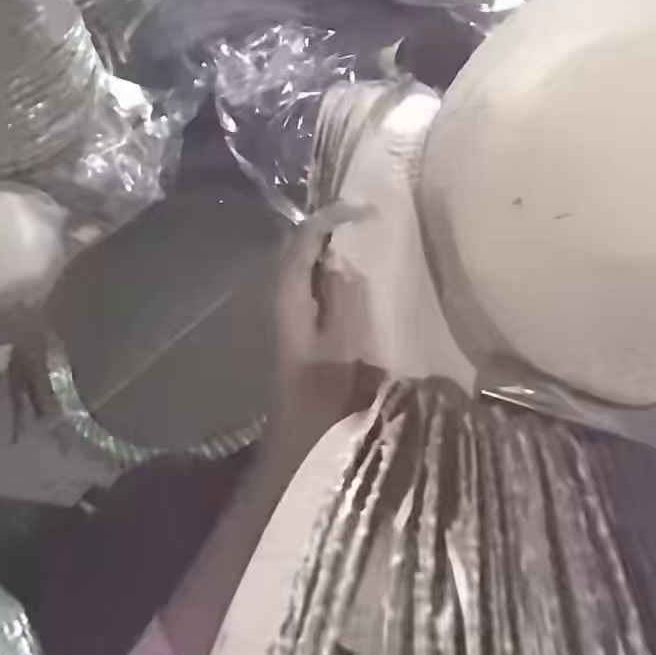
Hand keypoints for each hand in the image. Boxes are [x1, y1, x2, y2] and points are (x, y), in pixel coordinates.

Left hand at [270, 205, 376, 439]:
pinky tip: (360, 273)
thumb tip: (344, 260)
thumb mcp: (341, 351)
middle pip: (302, 247)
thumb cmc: (323, 402)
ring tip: (367, 233)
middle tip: (368, 215)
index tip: (365, 210)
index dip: (330, 219)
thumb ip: (343, 303)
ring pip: (309, 263)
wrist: (301, 444)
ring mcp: (294, 312)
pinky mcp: (304, 325)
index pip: (304, 243)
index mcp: (293, 300)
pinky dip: (336, 266)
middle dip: (331, 225)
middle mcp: (287, 299)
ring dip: (333, 244)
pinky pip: (318, 281)